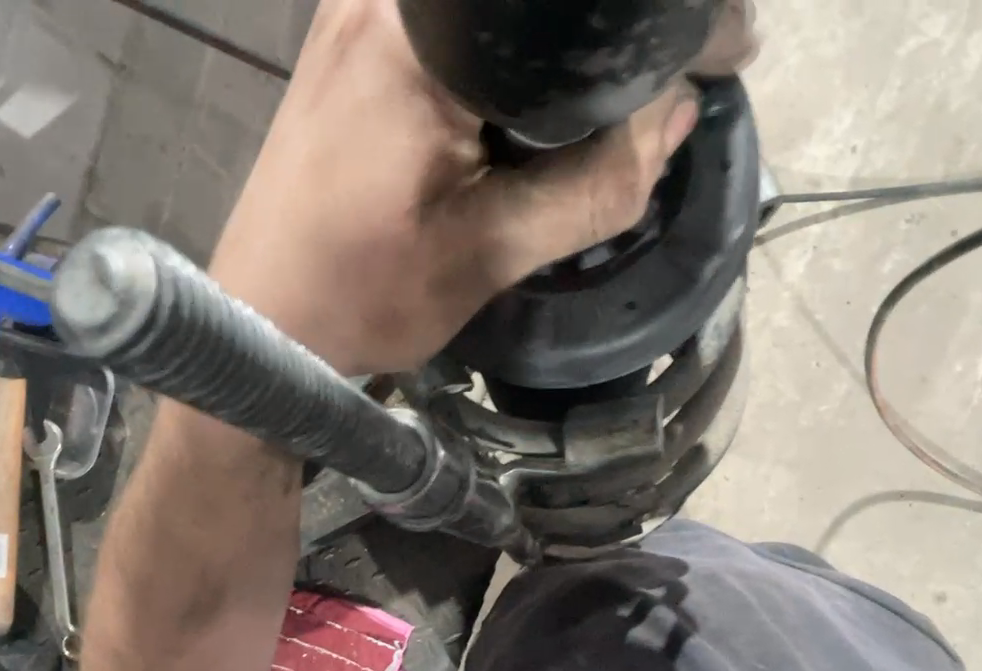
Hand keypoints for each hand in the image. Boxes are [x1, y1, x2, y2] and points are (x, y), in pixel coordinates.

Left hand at [211, 0, 729, 377]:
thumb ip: (594, 185)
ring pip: (497, 19)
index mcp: (417, 33)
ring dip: (556, 59)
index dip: (654, 29)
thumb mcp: (488, 254)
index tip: (715, 60)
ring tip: (605, 114)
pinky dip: (507, 70)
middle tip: (662, 94)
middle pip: (533, 3)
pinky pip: (455, 36)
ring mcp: (359, 16)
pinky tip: (527, 120)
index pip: (569, 4)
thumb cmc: (361, 298)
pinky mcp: (350, 49)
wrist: (265, 327)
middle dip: (606, 44)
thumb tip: (676, 117)